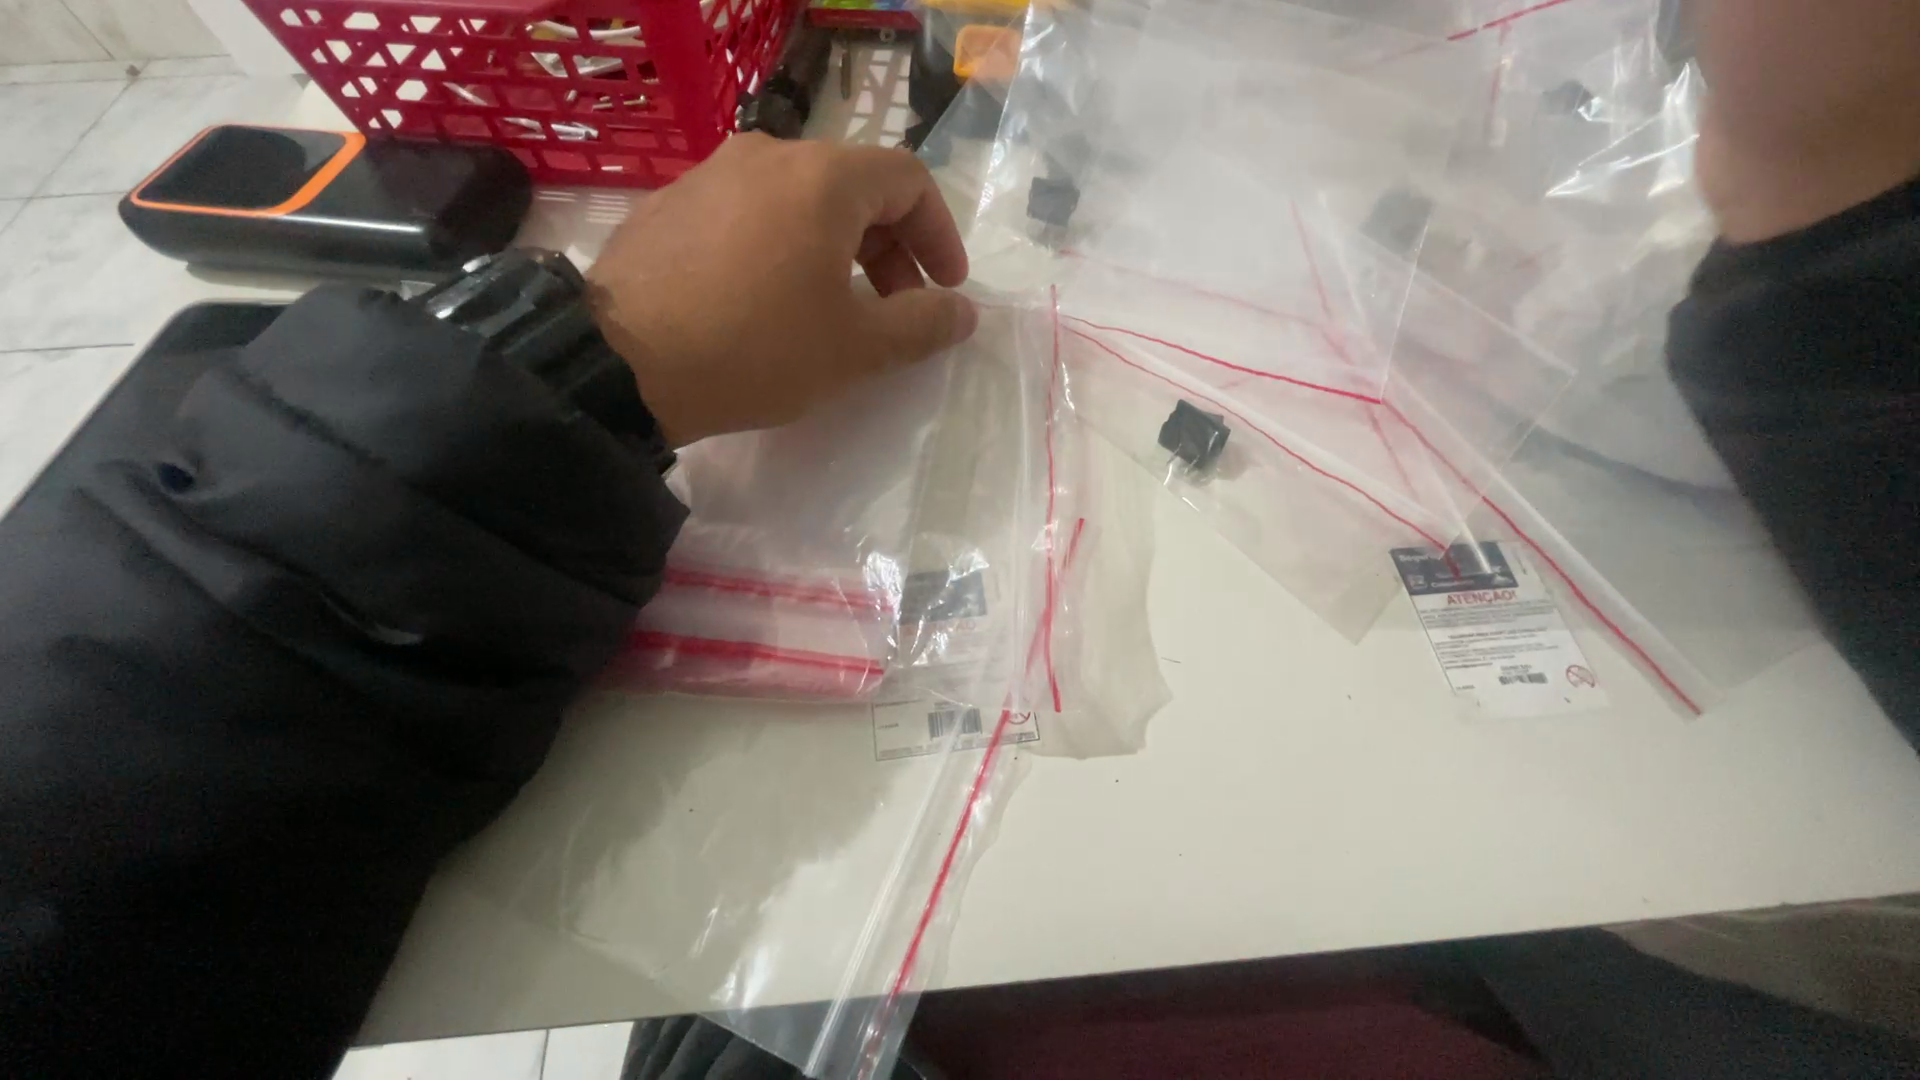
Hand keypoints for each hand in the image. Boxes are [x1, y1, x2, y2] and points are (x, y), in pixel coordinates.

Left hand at [588, 135, 976, 446]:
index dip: (939, 233)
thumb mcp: (856, 348)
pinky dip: (786, 249)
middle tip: (899, 308)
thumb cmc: (758, 349)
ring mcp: (712, 175)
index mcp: (823, 178)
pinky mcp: (674, 205)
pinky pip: (752, 215)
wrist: (620, 363)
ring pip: (801, 200)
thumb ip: (922, 325)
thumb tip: (964, 311)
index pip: (908, 179)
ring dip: (840, 250)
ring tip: (838, 310)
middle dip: (892, 248)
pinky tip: (773, 302)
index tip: (946, 286)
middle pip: (854, 187)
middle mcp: (768, 156)